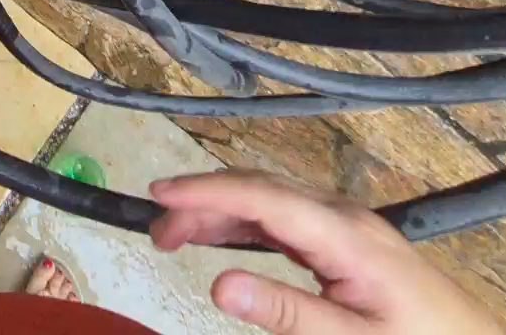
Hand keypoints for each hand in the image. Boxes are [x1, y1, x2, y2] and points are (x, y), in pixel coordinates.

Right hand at [149, 172, 502, 334]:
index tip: (159, 194)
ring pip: (266, 201)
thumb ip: (288, 314)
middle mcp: (340, 215)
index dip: (205, 191)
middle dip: (202, 202)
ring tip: (175, 235)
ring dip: (219, 213)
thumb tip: (216, 283)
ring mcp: (345, 226)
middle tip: (157, 230)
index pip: (260, 197)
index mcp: (344, 234)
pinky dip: (244, 225)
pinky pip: (283, 221)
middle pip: (257, 191)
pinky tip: (222, 239)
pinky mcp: (347, 241)